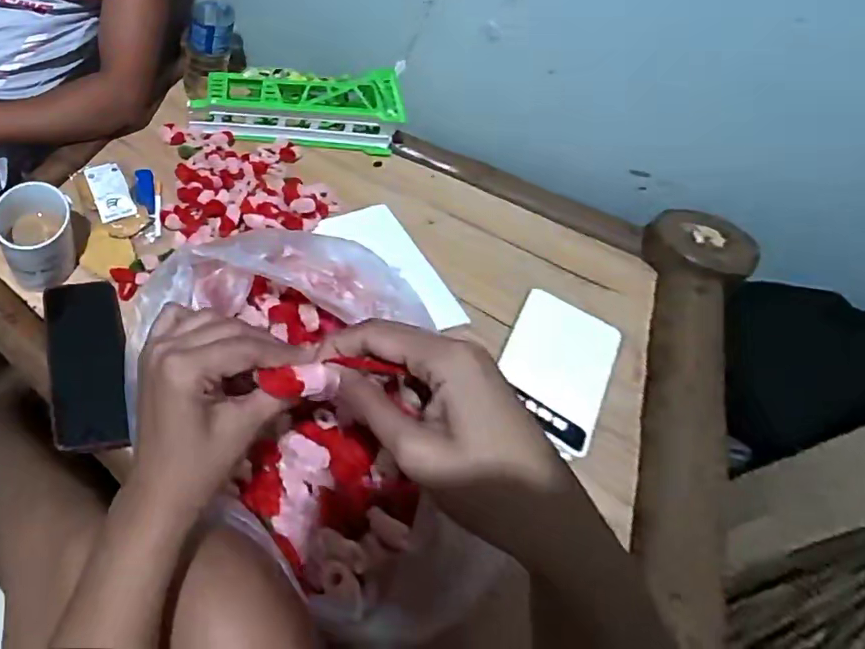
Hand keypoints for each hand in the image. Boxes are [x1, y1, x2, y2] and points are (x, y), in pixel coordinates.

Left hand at [125, 305, 308, 516]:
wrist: (158, 491)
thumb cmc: (198, 468)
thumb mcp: (240, 430)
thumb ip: (274, 394)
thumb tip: (311, 372)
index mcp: (183, 365)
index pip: (241, 346)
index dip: (278, 352)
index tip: (310, 357)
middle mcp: (165, 345)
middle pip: (224, 328)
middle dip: (262, 342)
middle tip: (293, 360)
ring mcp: (153, 345)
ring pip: (204, 319)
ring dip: (235, 332)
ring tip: (263, 356)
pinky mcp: (150, 351)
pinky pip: (177, 319)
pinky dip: (201, 324)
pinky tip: (220, 341)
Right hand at [319, 320, 580, 566]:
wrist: (561, 532)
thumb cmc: (488, 491)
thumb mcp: (417, 451)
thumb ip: (368, 404)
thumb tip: (325, 372)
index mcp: (447, 355)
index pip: (374, 331)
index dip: (335, 346)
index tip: (303, 369)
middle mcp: (459, 347)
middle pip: (388, 340)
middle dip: (351, 362)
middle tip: (319, 387)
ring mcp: (470, 365)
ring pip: (403, 357)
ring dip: (373, 378)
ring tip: (344, 403)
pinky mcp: (475, 384)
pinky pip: (422, 373)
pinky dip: (397, 389)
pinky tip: (383, 415)